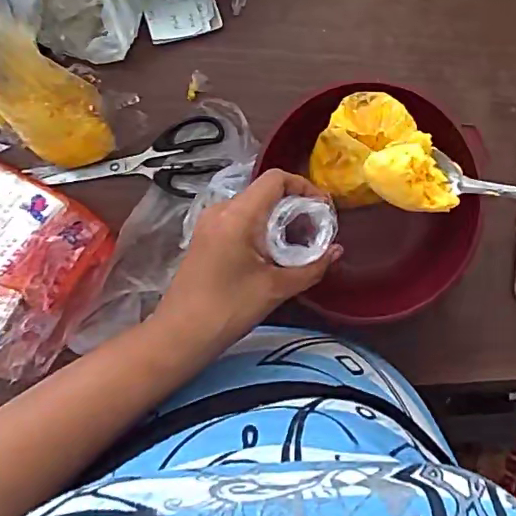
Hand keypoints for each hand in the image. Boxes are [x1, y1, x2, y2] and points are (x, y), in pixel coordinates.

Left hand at [150, 170, 342, 353]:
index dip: (305, 187)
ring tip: (300, 247)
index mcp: (238, 215)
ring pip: (255, 206)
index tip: (323, 212)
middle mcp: (221, 210)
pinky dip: (263, 228)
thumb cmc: (227, 310)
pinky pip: (241, 219)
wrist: (178, 337)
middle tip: (316, 234)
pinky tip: (275, 254)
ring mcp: (210, 222)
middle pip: (267, 191)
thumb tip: (337, 250)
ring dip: (280, 220)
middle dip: (296, 208)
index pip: (277, 179)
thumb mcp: (276, 288)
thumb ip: (312, 266)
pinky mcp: (206, 236)